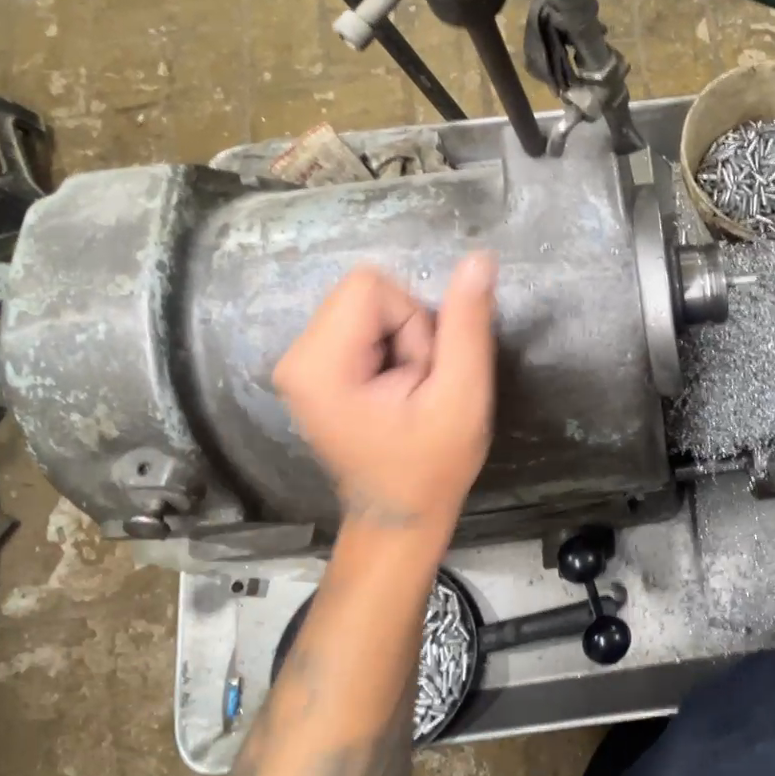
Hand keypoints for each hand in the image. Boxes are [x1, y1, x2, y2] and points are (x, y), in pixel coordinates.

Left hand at [274, 255, 498, 535]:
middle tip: (419, 384)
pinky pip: (362, 324)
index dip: (414, 321)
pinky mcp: (314, 369)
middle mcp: (295, 356)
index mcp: (318, 363)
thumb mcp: (463, 394)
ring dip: (404, 340)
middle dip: (409, 330)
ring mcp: (300, 363)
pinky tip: (397, 390)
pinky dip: (391, 348)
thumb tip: (479, 259)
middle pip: (368, 292)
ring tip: (409, 391)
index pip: (373, 286)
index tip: (422, 372)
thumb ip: (468, 323)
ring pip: (369, 306)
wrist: (401, 516)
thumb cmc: (432, 465)